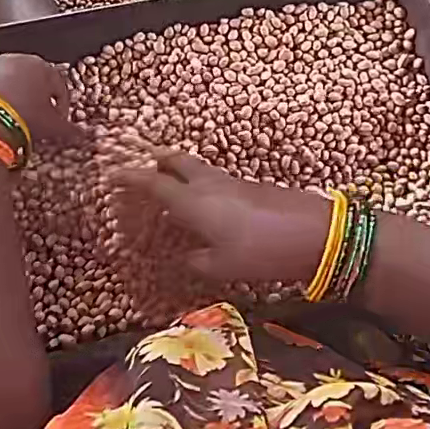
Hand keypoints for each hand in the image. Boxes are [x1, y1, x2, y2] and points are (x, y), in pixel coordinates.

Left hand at [0, 54, 75, 145]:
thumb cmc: (25, 118)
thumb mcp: (52, 127)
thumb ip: (68, 130)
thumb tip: (81, 135)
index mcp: (42, 66)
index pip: (58, 85)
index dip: (61, 106)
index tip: (59, 123)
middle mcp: (14, 58)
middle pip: (29, 79)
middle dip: (32, 99)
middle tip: (33, 122)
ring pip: (2, 81)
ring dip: (7, 97)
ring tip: (7, 121)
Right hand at [114, 151, 331, 282]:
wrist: (314, 233)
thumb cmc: (261, 252)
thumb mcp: (223, 266)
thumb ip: (197, 260)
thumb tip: (187, 255)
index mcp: (193, 202)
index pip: (154, 184)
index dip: (131, 179)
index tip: (114, 175)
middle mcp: (209, 185)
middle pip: (178, 162)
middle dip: (160, 162)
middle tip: (148, 167)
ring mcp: (233, 182)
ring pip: (199, 169)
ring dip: (183, 173)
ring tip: (175, 187)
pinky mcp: (253, 187)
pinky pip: (218, 181)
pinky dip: (204, 186)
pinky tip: (210, 205)